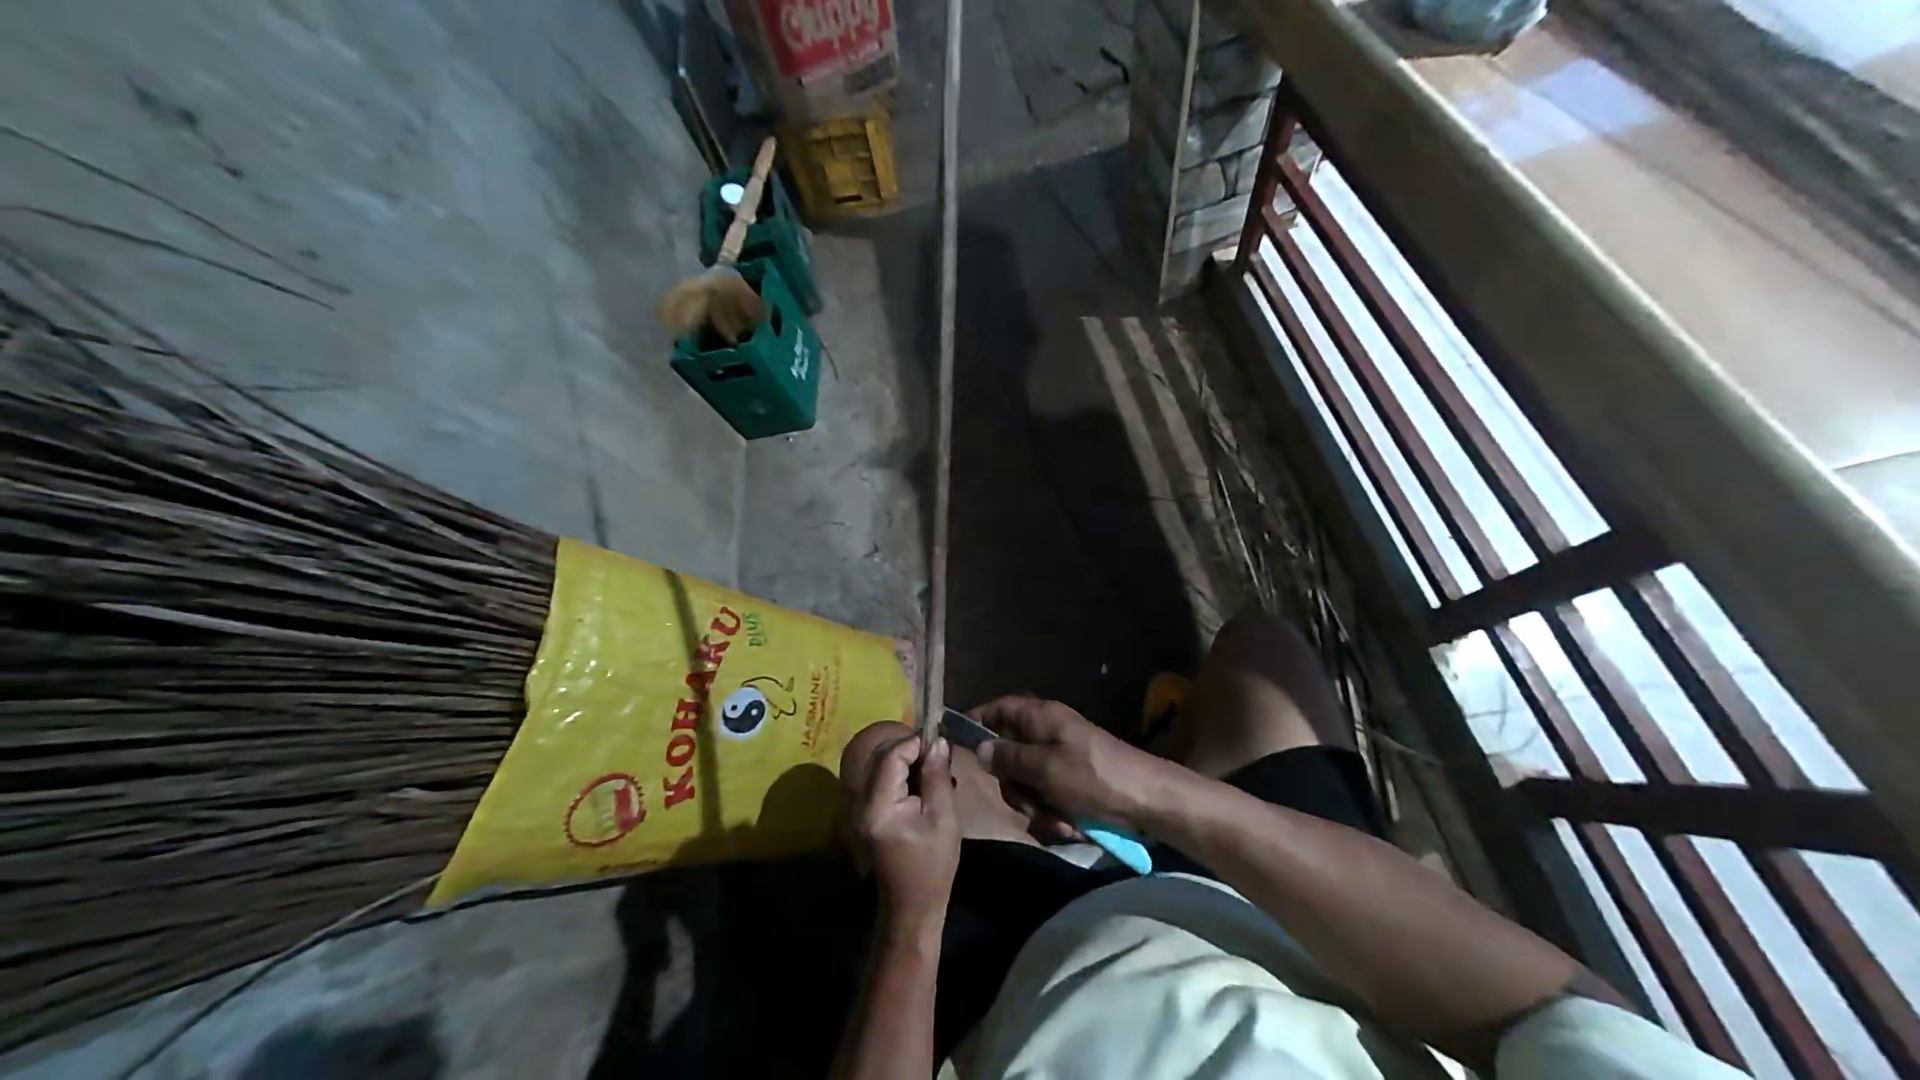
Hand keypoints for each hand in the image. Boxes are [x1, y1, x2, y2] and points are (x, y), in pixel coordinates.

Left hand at [849, 734, 960, 922]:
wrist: (912, 905)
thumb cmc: (932, 865)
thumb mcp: (943, 818)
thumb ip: (937, 776)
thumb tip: (938, 741)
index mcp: (879, 806)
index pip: (890, 757)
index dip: (914, 742)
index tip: (940, 740)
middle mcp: (862, 802)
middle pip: (881, 757)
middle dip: (909, 748)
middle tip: (939, 752)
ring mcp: (860, 808)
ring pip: (880, 766)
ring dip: (906, 759)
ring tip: (934, 766)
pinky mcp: (867, 812)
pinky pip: (881, 780)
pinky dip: (900, 773)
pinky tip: (922, 782)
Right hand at [973, 696, 1179, 831]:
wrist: (1149, 802)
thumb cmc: (1095, 777)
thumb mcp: (1045, 768)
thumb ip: (1008, 758)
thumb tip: (979, 747)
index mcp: (1041, 717)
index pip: (998, 709)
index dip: (977, 720)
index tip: (958, 741)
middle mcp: (1048, 734)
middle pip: (1008, 756)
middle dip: (1016, 786)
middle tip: (1030, 801)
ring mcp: (1062, 760)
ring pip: (1028, 784)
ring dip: (1039, 808)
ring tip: (1061, 820)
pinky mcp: (1074, 784)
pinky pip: (1050, 800)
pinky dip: (1058, 816)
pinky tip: (1074, 826)